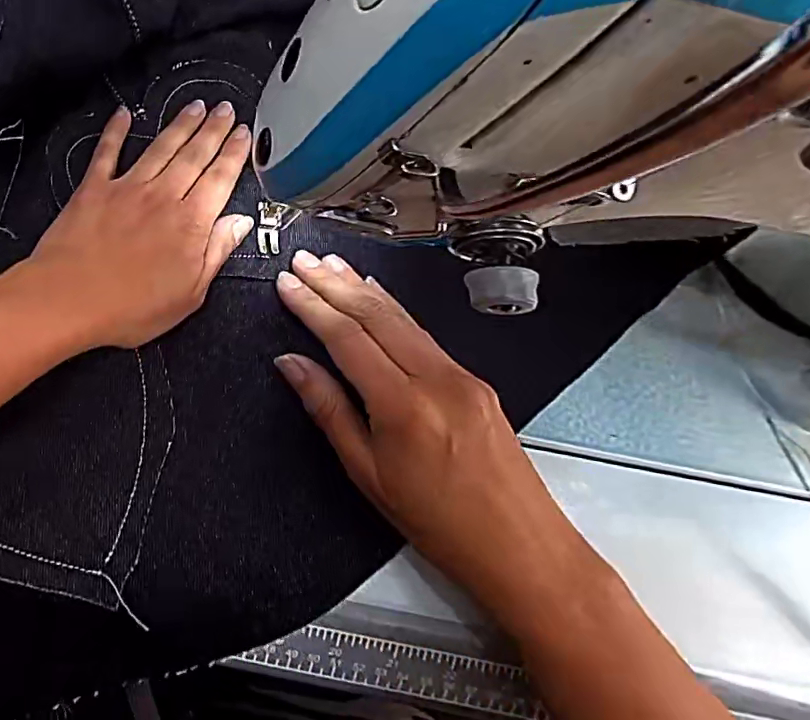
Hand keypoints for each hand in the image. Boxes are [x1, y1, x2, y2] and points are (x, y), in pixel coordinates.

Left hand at [17, 100, 253, 349]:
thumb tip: (239, 224)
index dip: (234, 153)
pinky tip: (124, 115)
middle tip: (224, 109)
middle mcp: (162, 197)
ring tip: (195, 107)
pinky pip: (107, 152)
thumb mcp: (190, 293)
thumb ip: (217, 252)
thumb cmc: (128, 307)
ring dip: (180, 124)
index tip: (243, 134)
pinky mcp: (94, 189)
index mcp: (190, 223)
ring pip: (161, 147)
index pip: (220, 178)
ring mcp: (127, 189)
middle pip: (195, 154)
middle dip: (213, 129)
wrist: (67, 301)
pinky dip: (116, 131)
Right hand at [271, 251, 593, 618]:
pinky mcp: (475, 379)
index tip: (289, 285)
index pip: (347, 337)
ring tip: (332, 266)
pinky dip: (393, 308)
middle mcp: (436, 380)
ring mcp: (461, 375)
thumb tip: (293, 366)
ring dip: (362, 287)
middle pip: (374, 314)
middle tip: (304, 262)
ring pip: (401, 317)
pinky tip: (377, 295)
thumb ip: (328, 409)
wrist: (521, 548)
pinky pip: (424, 332)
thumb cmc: (443, 525)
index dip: (312, 305)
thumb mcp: (368, 475)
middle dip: (332, 283)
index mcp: (404, 407)